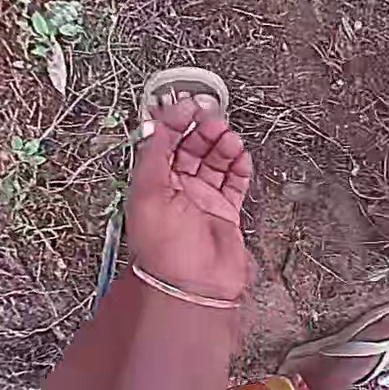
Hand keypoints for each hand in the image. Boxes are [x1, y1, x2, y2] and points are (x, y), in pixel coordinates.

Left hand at [125, 95, 253, 300]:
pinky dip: (238, 166)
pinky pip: (234, 182)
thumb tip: (160, 124)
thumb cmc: (166, 247)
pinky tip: (239, 156)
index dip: (176, 122)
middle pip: (191, 149)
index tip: (189, 106)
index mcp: (154, 185)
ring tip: (228, 137)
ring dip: (222, 146)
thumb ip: (155, 154)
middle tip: (213, 119)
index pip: (164, 143)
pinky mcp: (225, 212)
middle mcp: (177, 191)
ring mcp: (202, 201)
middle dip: (203, 131)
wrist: (194, 283)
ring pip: (215, 163)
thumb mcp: (149, 192)